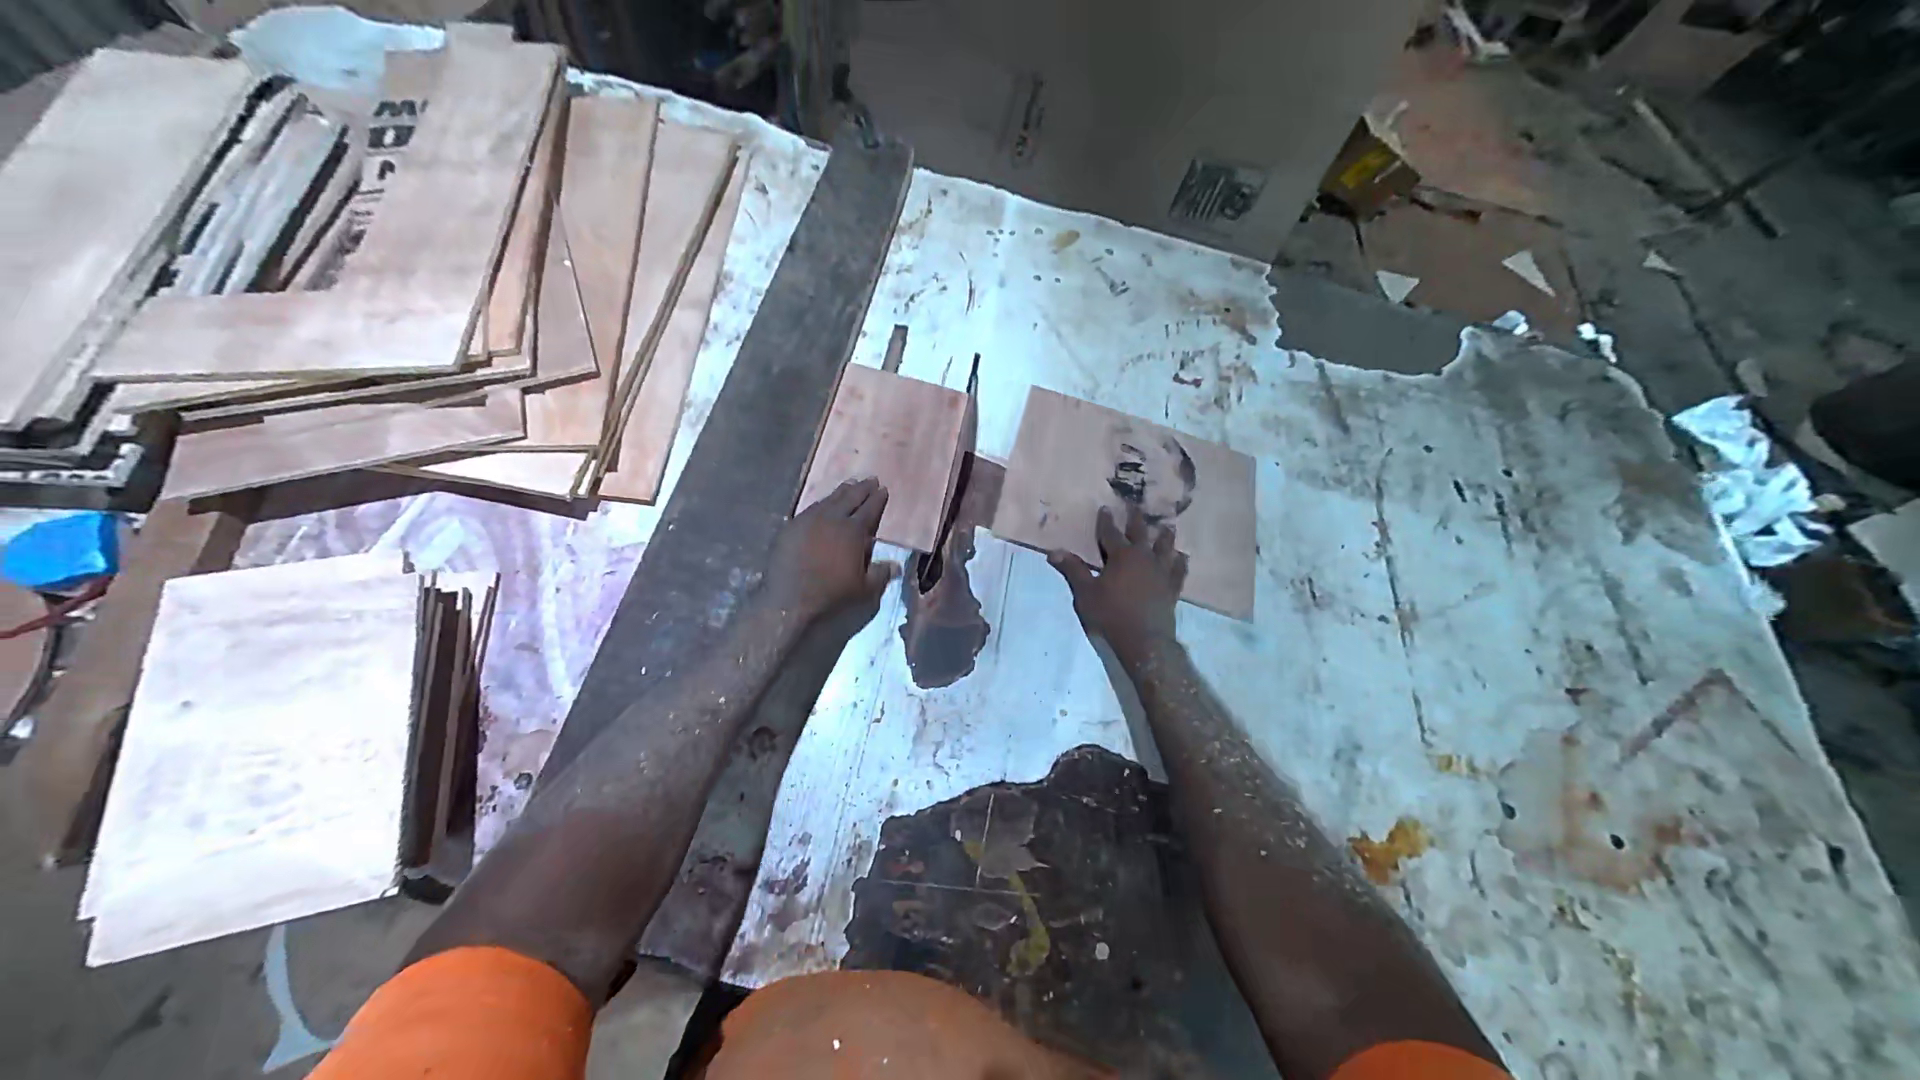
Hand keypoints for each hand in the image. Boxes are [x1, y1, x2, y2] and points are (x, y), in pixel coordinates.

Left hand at [765, 478, 898, 624]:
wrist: (789, 598)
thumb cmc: (831, 593)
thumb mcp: (863, 589)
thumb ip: (880, 574)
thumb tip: (895, 565)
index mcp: (853, 531)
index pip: (870, 509)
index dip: (878, 499)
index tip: (883, 489)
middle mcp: (832, 518)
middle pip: (850, 497)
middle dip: (862, 488)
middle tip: (871, 479)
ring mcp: (809, 519)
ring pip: (829, 499)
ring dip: (842, 491)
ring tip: (849, 485)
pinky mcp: (792, 526)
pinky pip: (811, 508)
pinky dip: (822, 503)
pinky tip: (823, 504)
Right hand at [1049, 503, 1186, 665]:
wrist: (1144, 640)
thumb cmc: (1110, 614)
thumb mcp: (1085, 592)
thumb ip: (1073, 569)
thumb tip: (1054, 551)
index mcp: (1121, 556)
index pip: (1111, 533)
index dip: (1106, 521)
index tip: (1105, 508)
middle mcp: (1144, 558)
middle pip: (1141, 534)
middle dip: (1136, 520)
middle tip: (1136, 507)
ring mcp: (1161, 573)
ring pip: (1165, 548)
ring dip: (1165, 537)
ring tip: (1168, 527)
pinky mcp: (1172, 588)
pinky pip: (1178, 571)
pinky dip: (1180, 563)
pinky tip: (1183, 558)